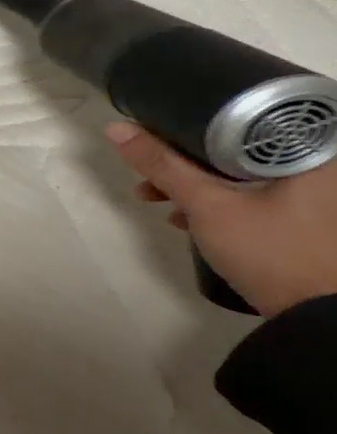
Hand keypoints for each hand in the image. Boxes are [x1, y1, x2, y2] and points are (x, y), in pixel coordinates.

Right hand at [108, 122, 336, 315]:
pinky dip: (224, 200)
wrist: (318, 314)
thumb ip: (163, 166)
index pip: (246, 119)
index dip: (198, 124)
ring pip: (245, 173)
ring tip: (160, 201)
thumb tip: (117, 129)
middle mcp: (322, 169)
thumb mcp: (207, 204)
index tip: (162, 136)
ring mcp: (319, 197)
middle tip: (153, 174)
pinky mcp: (311, 219)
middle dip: (190, 161)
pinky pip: (259, 194)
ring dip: (199, 183)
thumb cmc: (271, 249)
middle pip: (241, 148)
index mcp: (311, 156)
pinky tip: (193, 217)